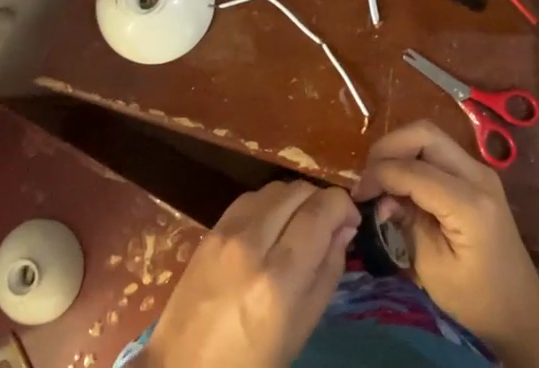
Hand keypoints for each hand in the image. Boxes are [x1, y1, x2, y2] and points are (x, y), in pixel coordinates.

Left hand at [138, 180, 358, 367]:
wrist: (186, 365)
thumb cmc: (254, 358)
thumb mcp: (304, 324)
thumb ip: (329, 269)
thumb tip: (345, 227)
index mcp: (280, 277)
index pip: (321, 210)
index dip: (344, 205)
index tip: (352, 220)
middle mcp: (252, 243)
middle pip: (298, 191)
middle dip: (321, 201)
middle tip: (328, 225)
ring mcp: (226, 232)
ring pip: (274, 188)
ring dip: (295, 199)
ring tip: (300, 225)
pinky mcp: (209, 230)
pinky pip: (249, 198)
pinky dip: (269, 203)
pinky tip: (272, 226)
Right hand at [353, 121, 538, 366]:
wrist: (520, 308)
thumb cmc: (476, 298)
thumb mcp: (432, 268)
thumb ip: (405, 224)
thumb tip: (379, 197)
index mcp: (469, 204)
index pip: (413, 170)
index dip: (378, 175)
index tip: (357, 195)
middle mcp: (478, 176)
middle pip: (424, 134)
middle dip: (388, 148)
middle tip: (368, 178)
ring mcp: (480, 171)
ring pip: (430, 136)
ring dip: (400, 150)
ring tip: (380, 180)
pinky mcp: (477, 176)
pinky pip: (439, 151)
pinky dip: (413, 157)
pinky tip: (400, 183)